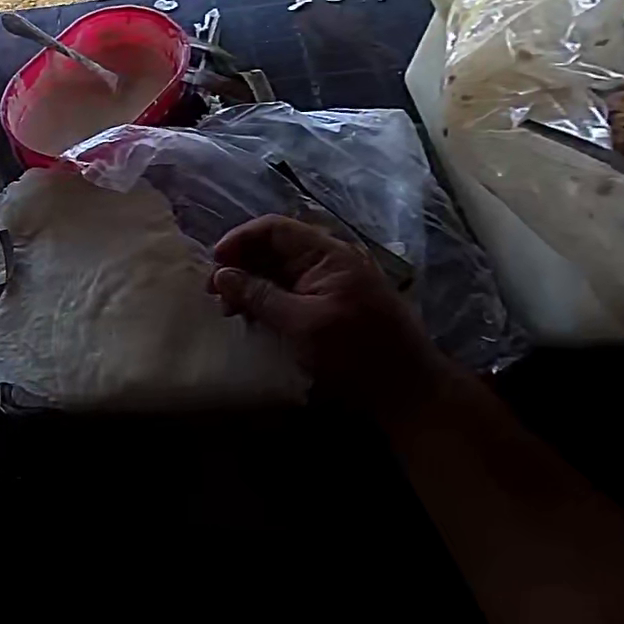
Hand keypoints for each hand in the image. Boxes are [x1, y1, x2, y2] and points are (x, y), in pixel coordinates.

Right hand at [208, 214, 441, 409]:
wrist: (409, 393)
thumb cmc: (357, 354)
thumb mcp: (302, 324)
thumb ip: (259, 296)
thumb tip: (221, 275)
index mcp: (328, 256)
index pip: (274, 229)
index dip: (239, 240)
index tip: (215, 263)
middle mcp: (328, 261)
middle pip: (272, 248)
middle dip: (239, 264)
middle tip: (214, 291)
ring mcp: (328, 283)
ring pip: (276, 270)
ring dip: (248, 284)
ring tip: (229, 308)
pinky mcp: (327, 304)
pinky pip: (287, 290)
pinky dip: (264, 299)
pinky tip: (250, 316)